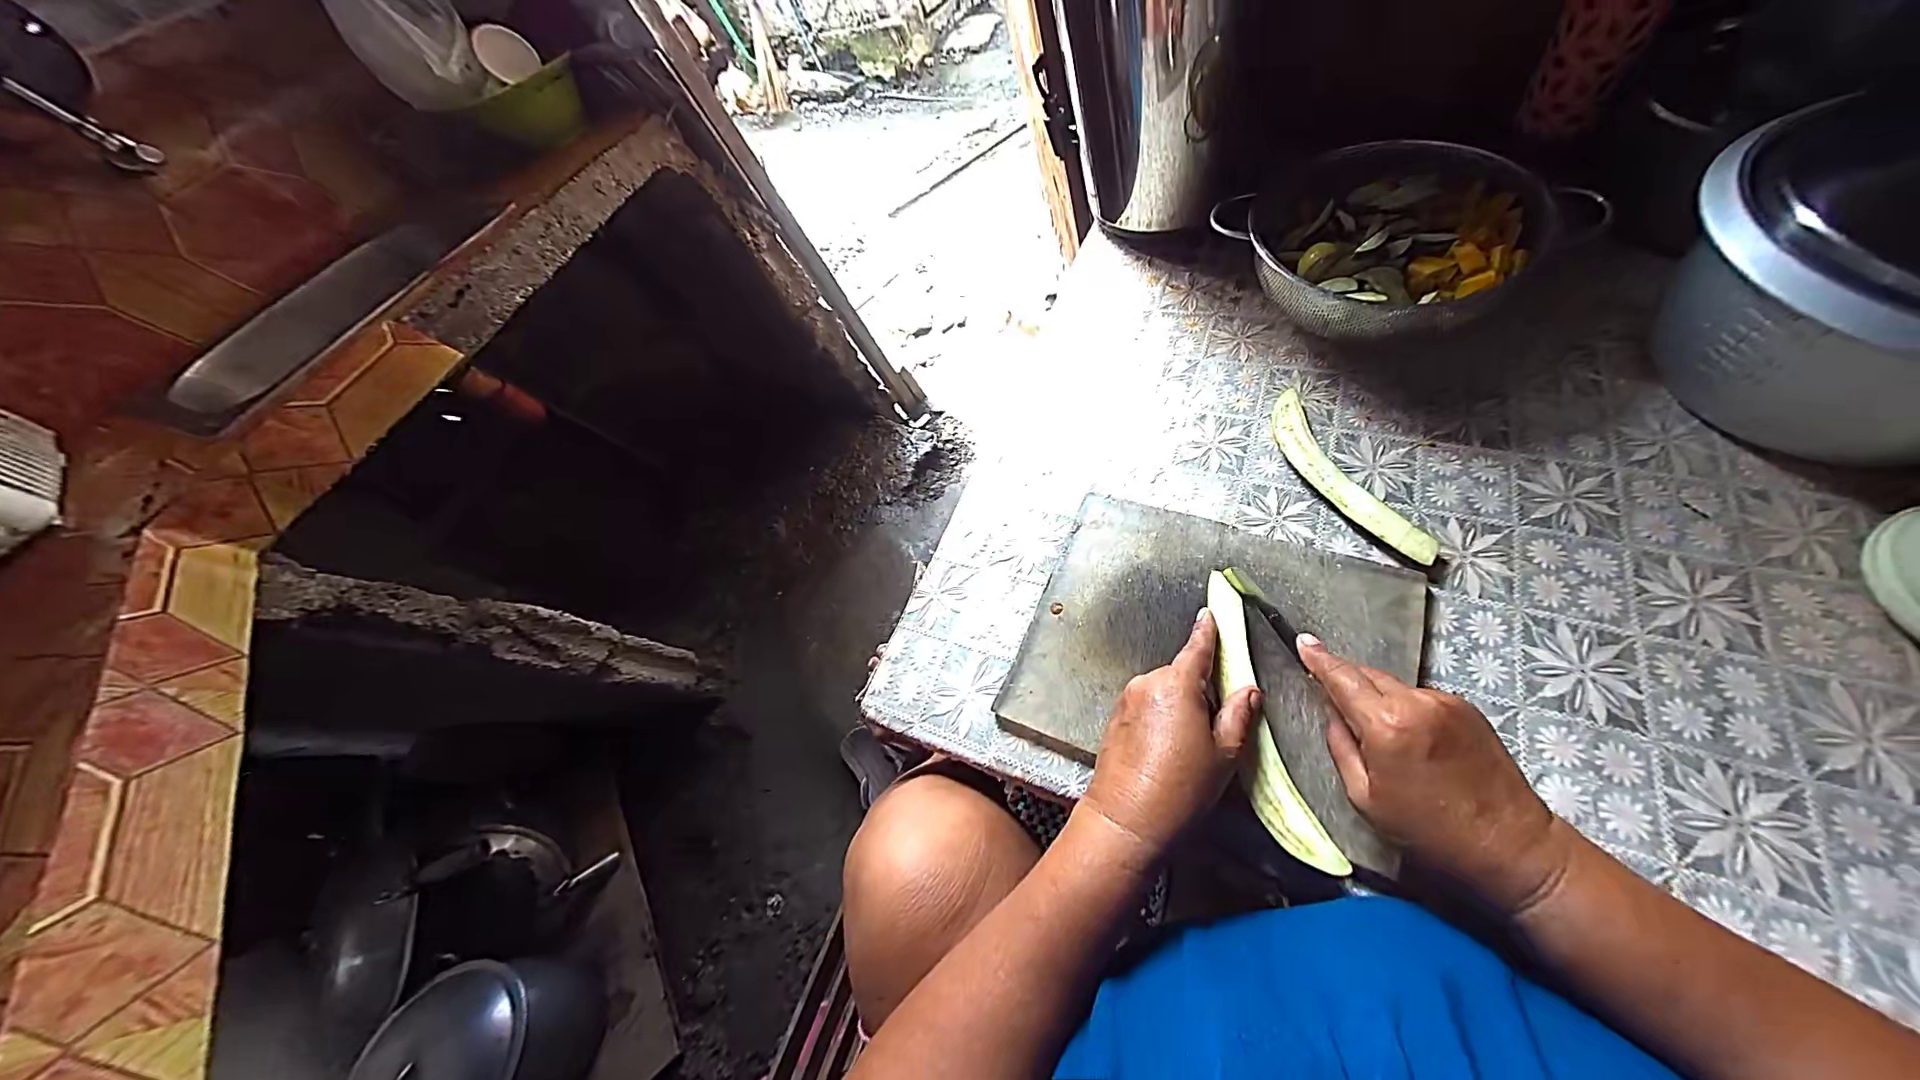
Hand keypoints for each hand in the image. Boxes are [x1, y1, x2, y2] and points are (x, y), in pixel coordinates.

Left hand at [1081, 610, 1260, 862]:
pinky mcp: (1116, 716)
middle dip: (1200, 689)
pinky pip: (1147, 705)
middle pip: (1182, 673)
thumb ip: (1239, 714)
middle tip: (1215, 727)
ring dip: (1179, 705)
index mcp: (1176, 685)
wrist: (1125, 818)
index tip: (1211, 612)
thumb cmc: (1178, 790)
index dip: (1208, 630)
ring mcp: (1127, 699)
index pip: (1197, 647)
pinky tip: (1167, 749)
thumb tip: (1248, 690)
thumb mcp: (1224, 754)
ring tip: (1188, 748)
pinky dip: (1161, 716)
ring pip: (1164, 690)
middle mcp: (1147, 683)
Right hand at [1297, 634, 1573, 914]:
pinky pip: (1418, 697)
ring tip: (1380, 734)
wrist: (1510, 844)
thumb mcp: (1365, 796)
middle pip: (1366, 675)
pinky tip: (1412, 739)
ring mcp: (1446, 703)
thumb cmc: (1431, 829)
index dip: (1318, 658)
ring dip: (1376, 697)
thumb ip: (1340, 746)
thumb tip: (1331, 713)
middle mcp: (1416, 703)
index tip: (1303, 641)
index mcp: (1386, 725)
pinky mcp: (1466, 709)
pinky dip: (1404, 707)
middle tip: (1333, 700)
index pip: (1342, 678)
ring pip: (1392, 685)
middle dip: (1346, 682)